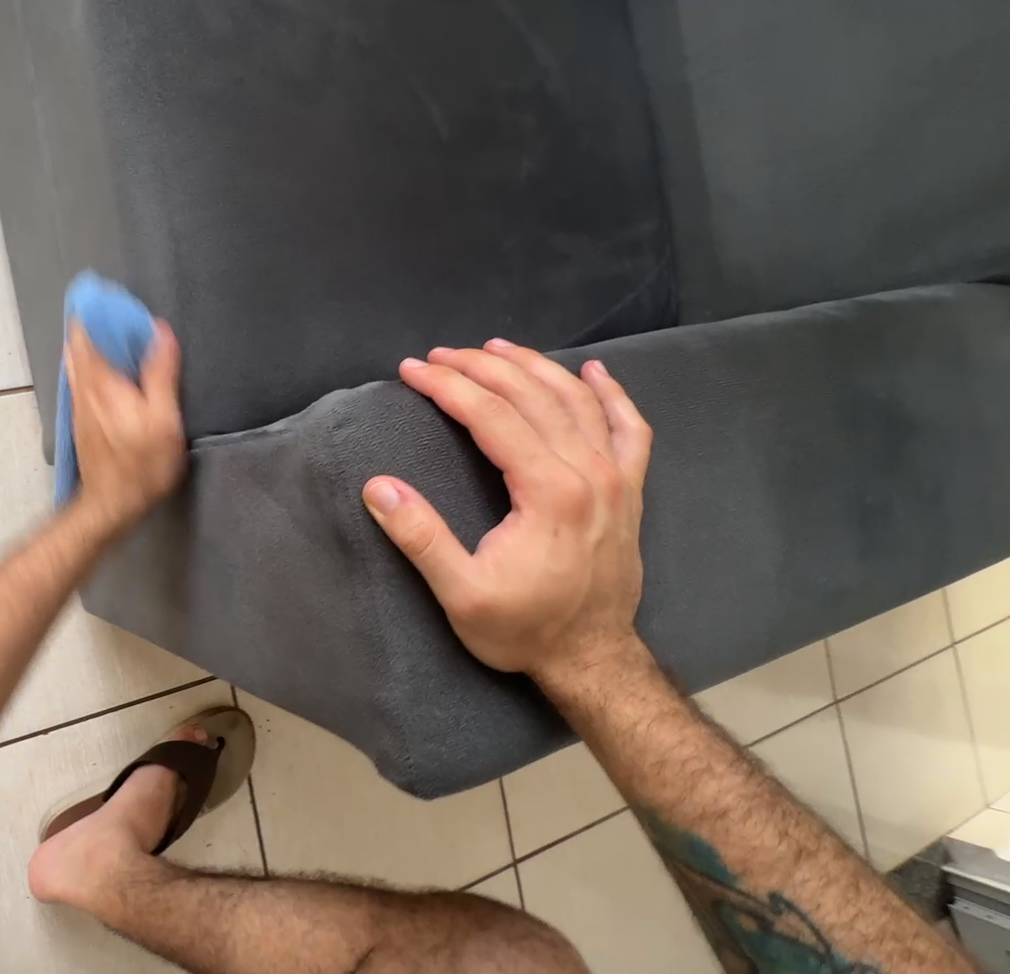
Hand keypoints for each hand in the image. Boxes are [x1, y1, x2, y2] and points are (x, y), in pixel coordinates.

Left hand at [67, 319, 186, 530]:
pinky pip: (82, 376)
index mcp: (101, 382)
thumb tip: (159, 330)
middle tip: (118, 310)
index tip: (112, 297)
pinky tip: (111, 365)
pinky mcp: (82, 417)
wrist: (110, 505)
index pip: (86, 332)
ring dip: (93, 341)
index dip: (95, 310)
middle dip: (94, 322)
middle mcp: (83, 388)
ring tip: (117, 331)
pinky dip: (92, 361)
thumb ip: (160, 374)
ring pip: (78, 360)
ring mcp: (78, 403)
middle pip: (78, 342)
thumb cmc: (141, 465)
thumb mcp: (163, 420)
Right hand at [361, 339, 652, 684]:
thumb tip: (378, 487)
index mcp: (549, 492)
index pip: (491, 416)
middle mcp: (590, 473)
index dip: (446, 386)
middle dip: (479, 367)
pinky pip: (630, 429)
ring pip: (576, 401)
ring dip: (532, 366)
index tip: (410, 370)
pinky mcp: (631, 491)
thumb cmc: (523, 629)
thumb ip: (421, 538)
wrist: (594, 662)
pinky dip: (611, 395)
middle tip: (437, 355)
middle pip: (532, 396)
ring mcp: (618, 479)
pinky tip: (594, 373)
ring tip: (493, 347)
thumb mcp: (461, 594)